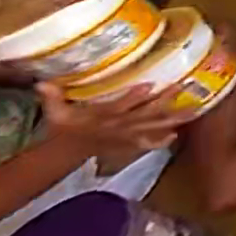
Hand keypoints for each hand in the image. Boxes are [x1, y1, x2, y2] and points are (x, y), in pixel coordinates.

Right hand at [37, 82, 190, 152]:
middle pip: (144, 113)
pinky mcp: (130, 144)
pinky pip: (148, 144)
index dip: (133, 96)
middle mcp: (119, 125)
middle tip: (182, 86)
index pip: (120, 105)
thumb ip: (52, 97)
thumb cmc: (64, 127)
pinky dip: (160, 142)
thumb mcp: (55, 113)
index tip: (149, 85)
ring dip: (173, 118)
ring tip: (193, 110)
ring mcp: (127, 136)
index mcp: (102, 115)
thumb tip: (41, 82)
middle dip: (164, 100)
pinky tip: (175, 136)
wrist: (66, 152)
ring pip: (154, 126)